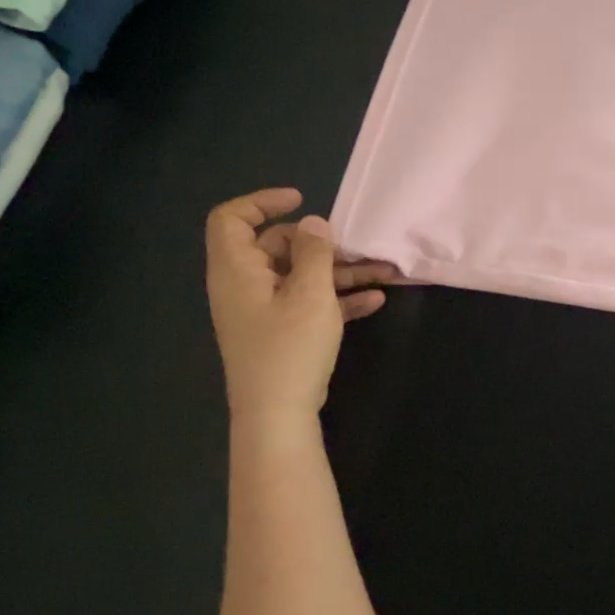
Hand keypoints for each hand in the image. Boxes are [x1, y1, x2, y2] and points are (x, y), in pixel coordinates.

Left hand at [205, 188, 400, 420]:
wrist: (277, 414)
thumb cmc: (289, 348)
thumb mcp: (310, 295)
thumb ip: (315, 253)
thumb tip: (314, 224)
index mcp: (237, 269)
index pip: (232, 218)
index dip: (262, 202)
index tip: (302, 200)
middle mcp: (244, 285)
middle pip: (275, 247)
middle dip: (320, 243)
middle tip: (355, 245)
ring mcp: (262, 311)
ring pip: (300, 277)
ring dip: (339, 272)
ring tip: (383, 272)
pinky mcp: (280, 333)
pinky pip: (307, 303)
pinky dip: (337, 298)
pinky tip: (375, 300)